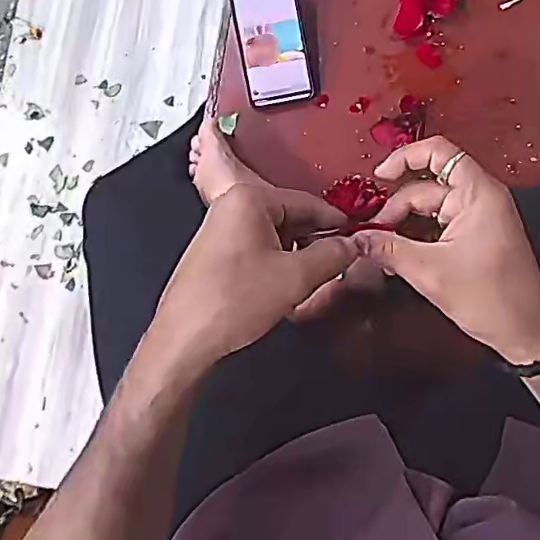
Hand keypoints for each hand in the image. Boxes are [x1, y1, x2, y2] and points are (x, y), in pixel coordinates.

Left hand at [138, 183, 357, 382]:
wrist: (183, 340)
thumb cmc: (232, 303)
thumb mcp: (297, 277)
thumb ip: (332, 255)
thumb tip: (351, 244)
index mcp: (249, 199)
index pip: (308, 202)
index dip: (337, 221)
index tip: (356, 236)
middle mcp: (231, 206)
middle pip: (291, 216)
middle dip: (315, 240)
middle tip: (337, 263)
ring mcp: (220, 228)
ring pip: (275, 234)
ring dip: (296, 254)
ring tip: (310, 279)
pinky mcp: (214, 252)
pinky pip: (257, 247)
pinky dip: (276, 262)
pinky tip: (283, 286)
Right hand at [350, 138, 539, 365]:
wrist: (525, 332)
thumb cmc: (492, 299)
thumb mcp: (431, 272)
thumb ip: (390, 250)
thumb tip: (360, 238)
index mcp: (478, 194)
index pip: (439, 152)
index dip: (405, 157)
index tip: (380, 176)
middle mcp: (480, 198)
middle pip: (427, 186)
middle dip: (397, 207)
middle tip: (374, 234)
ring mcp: (478, 216)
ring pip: (430, 207)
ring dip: (405, 225)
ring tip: (383, 249)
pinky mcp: (475, 235)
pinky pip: (440, 224)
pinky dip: (418, 236)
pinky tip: (400, 255)